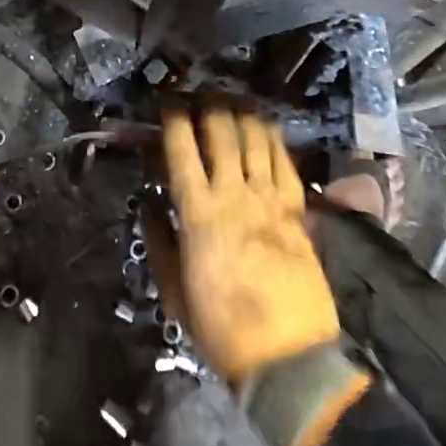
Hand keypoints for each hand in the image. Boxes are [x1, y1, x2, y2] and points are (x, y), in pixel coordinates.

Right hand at [161, 102, 340, 382]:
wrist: (287, 352)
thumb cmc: (223, 327)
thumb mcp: (176, 291)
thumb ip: (160, 241)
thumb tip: (148, 204)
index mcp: (199, 214)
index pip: (182, 153)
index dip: (174, 122)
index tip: (168, 103)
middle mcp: (235, 194)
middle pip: (222, 133)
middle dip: (209, 106)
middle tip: (201, 93)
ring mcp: (270, 197)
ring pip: (256, 138)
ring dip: (242, 113)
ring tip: (233, 98)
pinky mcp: (297, 206)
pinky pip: (285, 160)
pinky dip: (274, 138)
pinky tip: (268, 125)